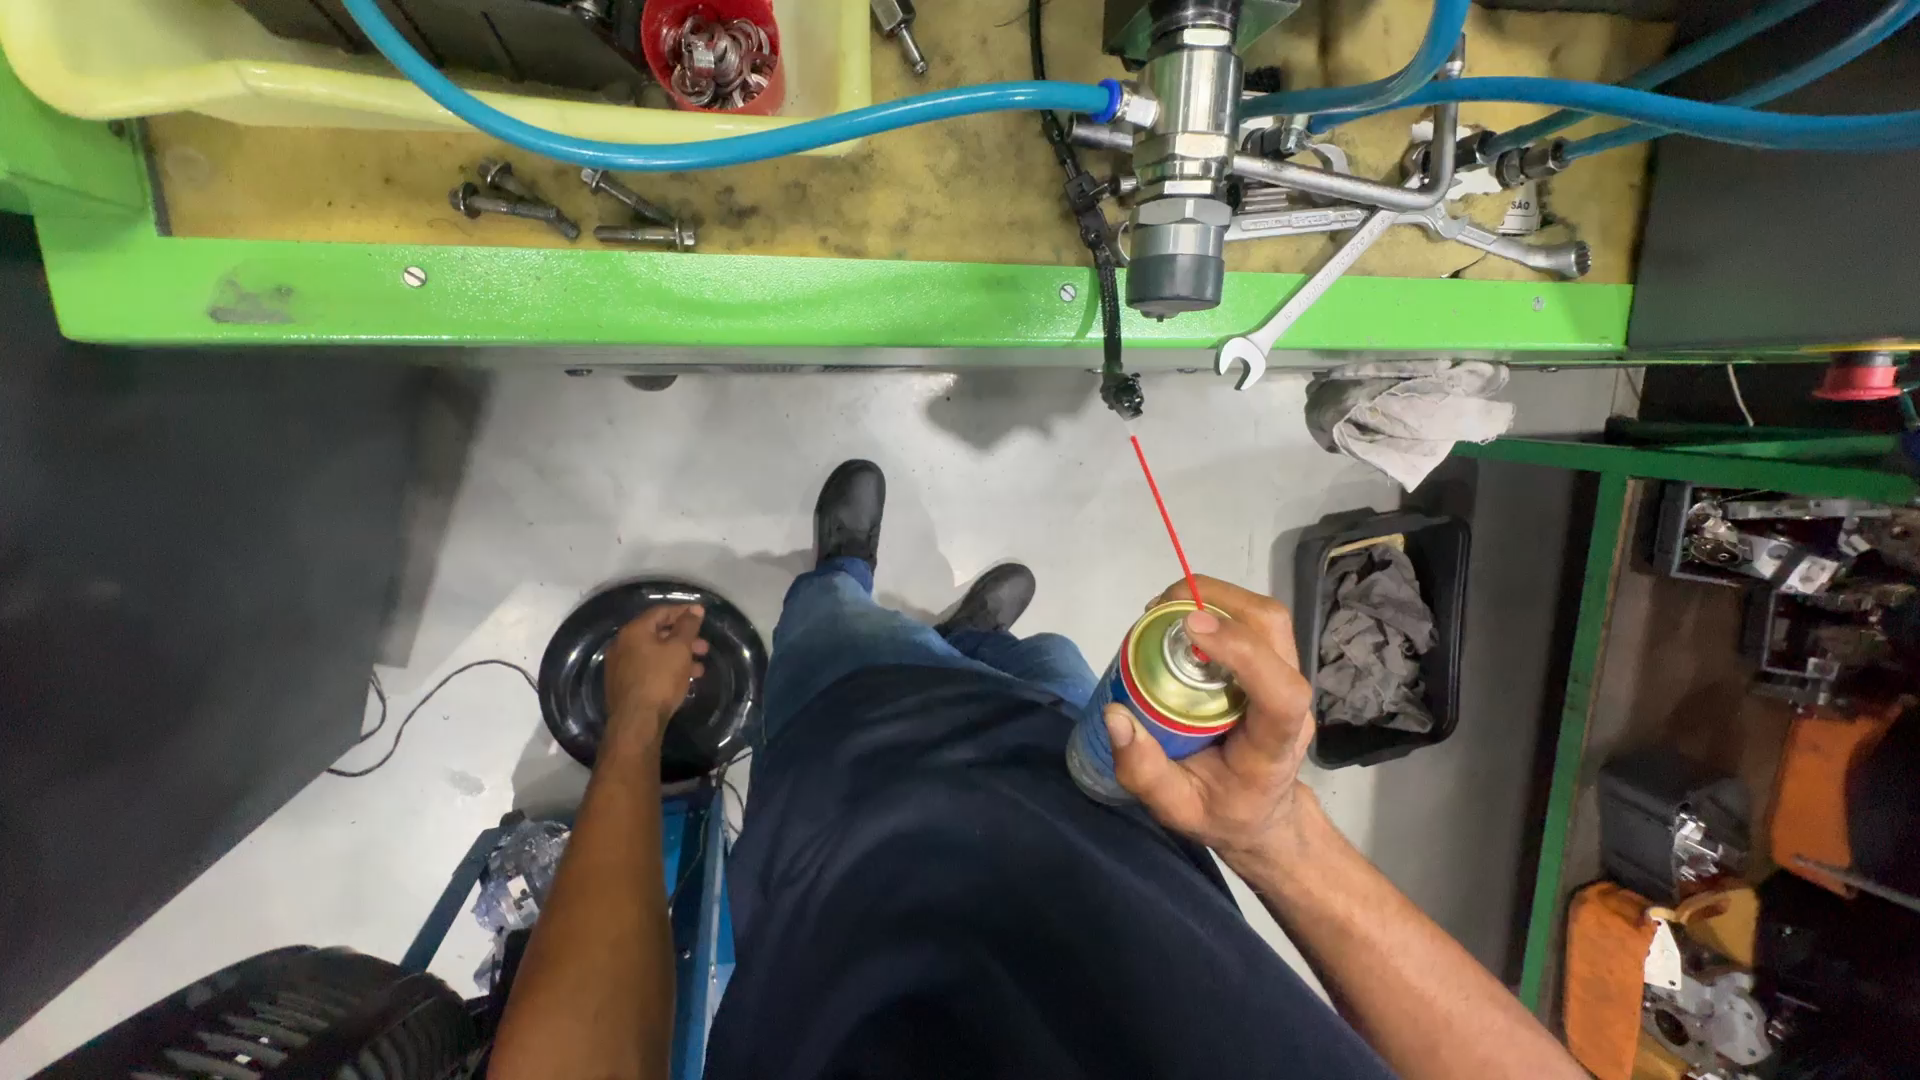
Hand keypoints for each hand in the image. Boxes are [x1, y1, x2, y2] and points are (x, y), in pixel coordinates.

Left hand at [602, 604, 708, 751]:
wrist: (636, 721)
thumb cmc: (660, 679)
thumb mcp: (680, 649)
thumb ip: (688, 626)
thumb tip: (695, 609)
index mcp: (634, 631)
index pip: (660, 612)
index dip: (683, 612)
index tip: (701, 616)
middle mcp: (622, 645)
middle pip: (657, 633)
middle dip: (684, 638)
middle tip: (704, 648)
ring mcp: (620, 666)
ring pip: (654, 653)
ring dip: (678, 656)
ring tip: (698, 669)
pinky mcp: (623, 685)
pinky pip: (648, 668)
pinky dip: (666, 668)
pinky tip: (682, 680)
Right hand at [1104, 576, 1316, 868]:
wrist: (1264, 816)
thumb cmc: (1224, 812)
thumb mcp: (1176, 808)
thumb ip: (1143, 770)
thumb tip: (1114, 714)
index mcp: (1273, 744)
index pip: (1280, 692)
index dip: (1241, 650)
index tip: (1190, 627)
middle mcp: (1291, 704)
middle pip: (1274, 631)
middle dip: (1218, 602)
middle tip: (1160, 610)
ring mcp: (1287, 678)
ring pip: (1266, 617)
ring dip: (1216, 598)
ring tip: (1164, 611)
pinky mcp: (1273, 666)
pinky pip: (1252, 622)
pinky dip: (1216, 607)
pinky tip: (1178, 623)